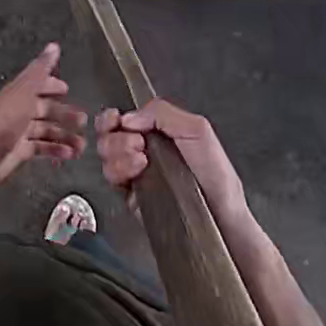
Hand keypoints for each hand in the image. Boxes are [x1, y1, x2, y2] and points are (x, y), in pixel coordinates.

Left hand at [0, 43, 87, 184]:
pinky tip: (70, 154)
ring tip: (82, 145)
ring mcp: (19, 131)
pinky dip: (56, 150)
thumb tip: (54, 45)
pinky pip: (41, 147)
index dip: (51, 84)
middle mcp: (19, 109)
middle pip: (44, 108)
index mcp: (19, 92)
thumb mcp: (25, 89)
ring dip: (64, 135)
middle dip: (64, 114)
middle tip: (84, 121)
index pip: (37, 83)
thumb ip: (41, 69)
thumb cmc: (5, 118)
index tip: (67, 89)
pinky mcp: (20, 151)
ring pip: (46, 130)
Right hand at [96, 98, 247, 221]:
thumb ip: (162, 112)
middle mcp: (140, 149)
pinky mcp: (130, 195)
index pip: (120, 118)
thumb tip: (127, 119)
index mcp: (154, 130)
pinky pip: (110, 178)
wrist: (219, 213)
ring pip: (106, 155)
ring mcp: (133, 172)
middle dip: (117, 137)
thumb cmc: (214, 170)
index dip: (111, 118)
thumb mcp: (196, 129)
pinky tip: (139, 172)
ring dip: (120, 153)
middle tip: (139, 144)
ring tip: (143, 160)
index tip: (115, 120)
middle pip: (106, 135)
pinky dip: (120, 171)